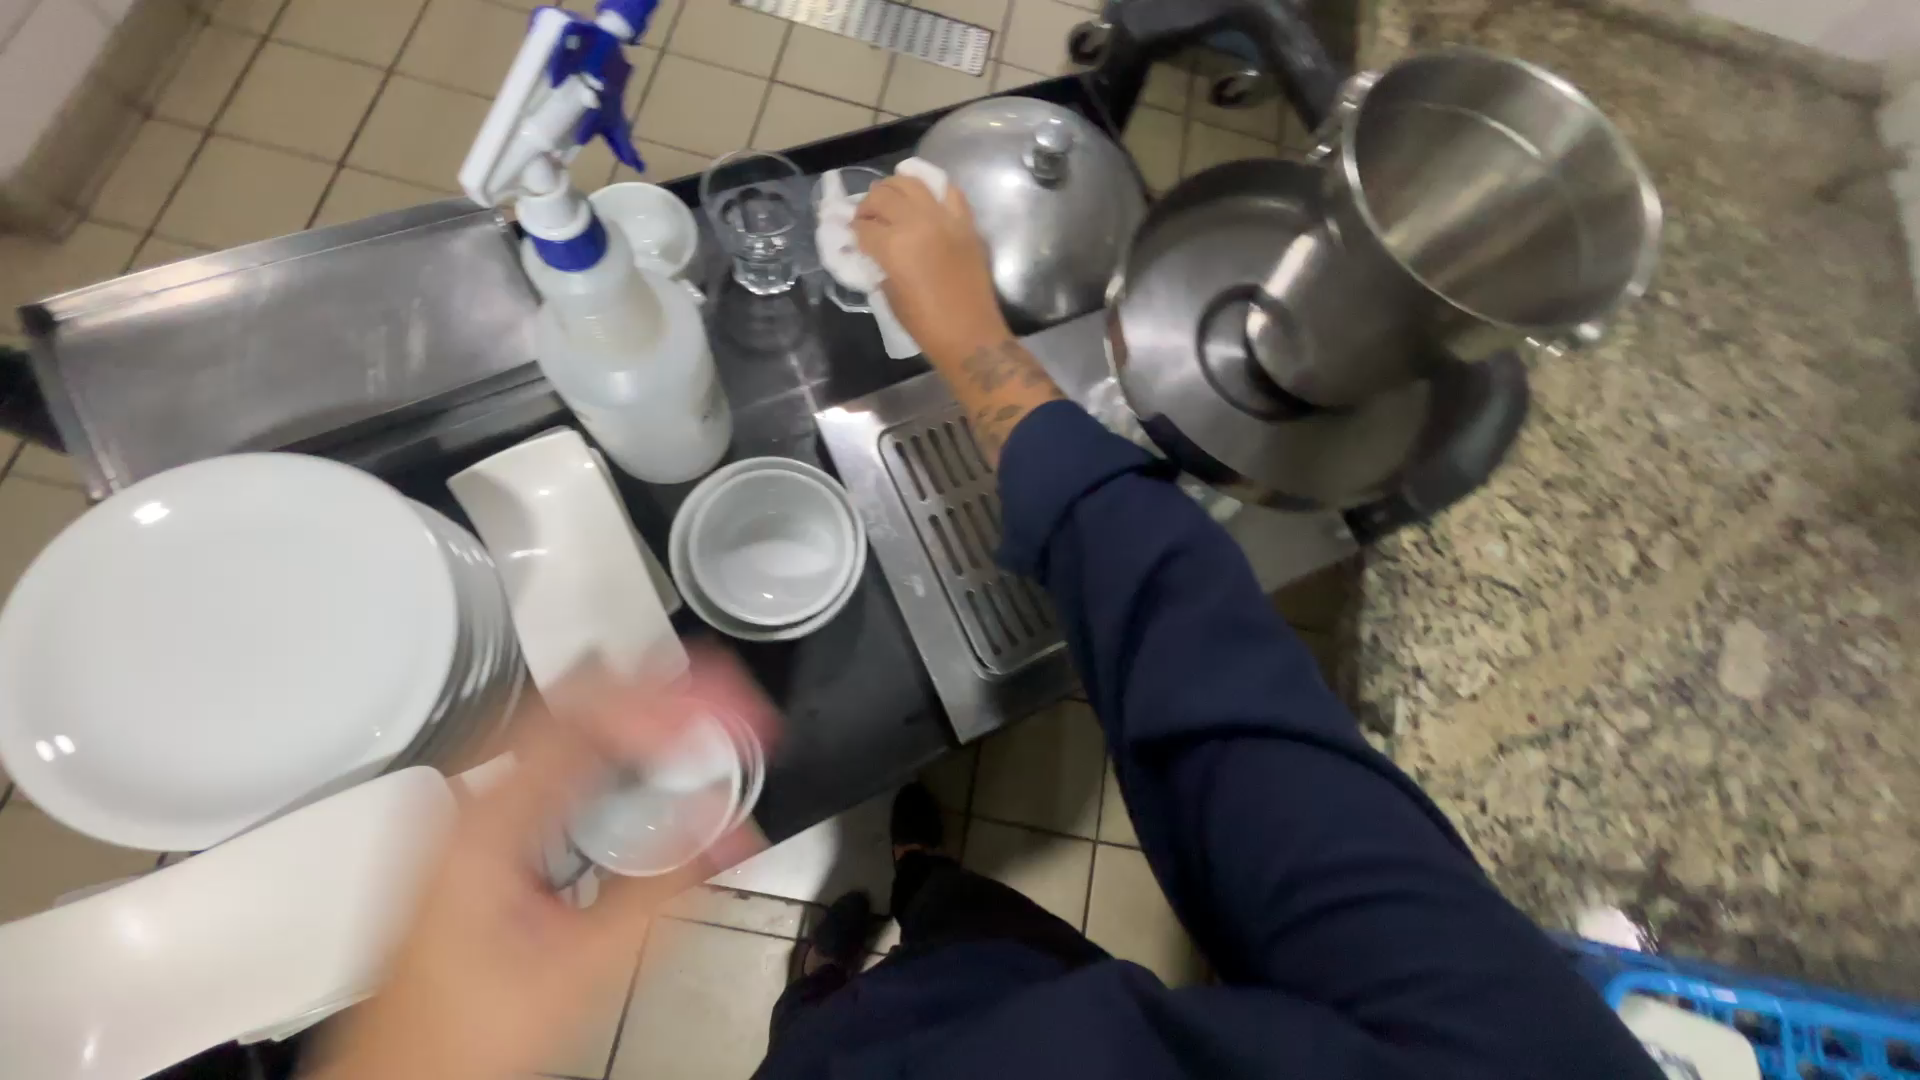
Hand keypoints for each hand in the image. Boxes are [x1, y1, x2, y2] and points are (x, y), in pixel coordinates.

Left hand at [307, 653, 775, 1079]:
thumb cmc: (472, 1035)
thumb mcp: (581, 968)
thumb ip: (660, 888)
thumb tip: (728, 829)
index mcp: (488, 827)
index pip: (582, 726)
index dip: (659, 705)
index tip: (720, 709)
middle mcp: (476, 800)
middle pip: (575, 703)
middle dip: (660, 691)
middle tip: (725, 695)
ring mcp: (477, 806)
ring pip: (567, 718)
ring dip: (642, 706)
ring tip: (704, 705)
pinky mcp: (489, 821)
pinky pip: (560, 748)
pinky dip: (617, 734)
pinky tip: (651, 742)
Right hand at [853, 176, 1010, 358]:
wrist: (970, 336)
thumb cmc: (926, 326)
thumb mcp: (891, 297)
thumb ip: (880, 267)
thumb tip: (875, 253)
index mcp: (893, 247)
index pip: (863, 227)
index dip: (854, 232)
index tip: (854, 237)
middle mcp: (917, 223)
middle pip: (883, 196)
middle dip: (868, 206)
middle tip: (866, 218)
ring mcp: (945, 219)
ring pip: (912, 183)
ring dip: (894, 188)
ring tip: (891, 200)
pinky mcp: (966, 223)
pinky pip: (949, 191)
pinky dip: (933, 190)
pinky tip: (924, 199)